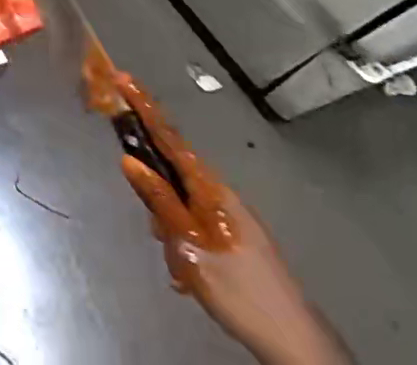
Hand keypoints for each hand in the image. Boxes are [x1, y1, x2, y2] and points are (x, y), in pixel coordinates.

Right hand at [116, 74, 351, 364]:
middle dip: (156, 200)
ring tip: (184, 271)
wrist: (294, 338)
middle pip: (170, 173)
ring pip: (179, 204)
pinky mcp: (230, 233)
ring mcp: (227, 212)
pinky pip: (192, 225)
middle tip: (166, 241)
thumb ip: (160, 201)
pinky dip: (184, 245)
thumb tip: (128, 160)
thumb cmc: (238, 286)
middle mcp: (218, 191)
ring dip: (171, 232)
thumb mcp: (190, 245)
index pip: (168, 136)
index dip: (143, 106)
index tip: (122, 77)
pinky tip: (192, 277)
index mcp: (209, 186)